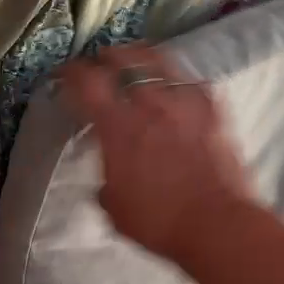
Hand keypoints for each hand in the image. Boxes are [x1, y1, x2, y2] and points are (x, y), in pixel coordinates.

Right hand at [56, 44, 258, 261]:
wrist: (218, 226)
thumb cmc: (159, 222)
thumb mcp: (114, 206)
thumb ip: (105, 181)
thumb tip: (106, 178)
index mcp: (116, 126)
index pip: (86, 83)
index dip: (71, 72)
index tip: (64, 72)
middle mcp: (148, 105)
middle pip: (122, 61)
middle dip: (106, 56)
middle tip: (99, 60)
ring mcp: (184, 104)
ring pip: (159, 62)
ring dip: (141, 56)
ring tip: (136, 57)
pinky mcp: (214, 111)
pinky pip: (193, 81)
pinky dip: (178, 79)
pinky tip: (177, 85)